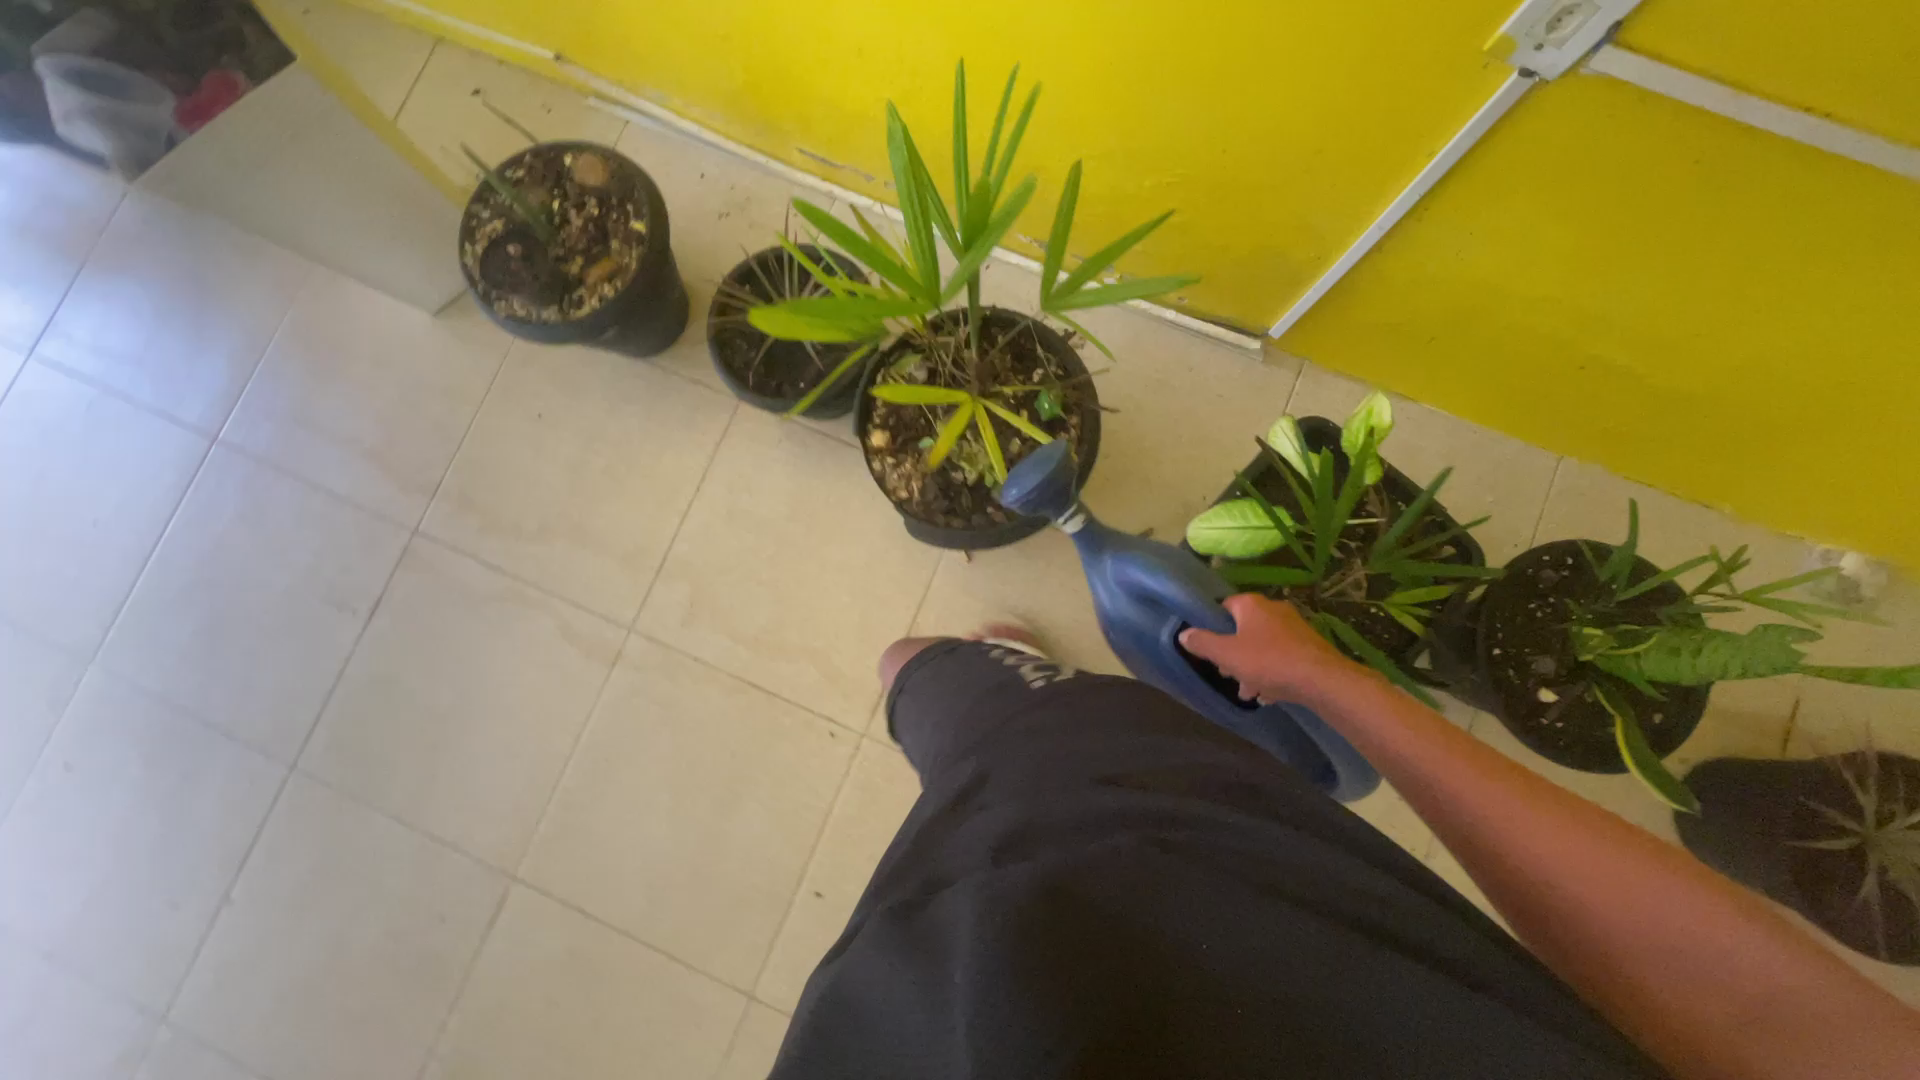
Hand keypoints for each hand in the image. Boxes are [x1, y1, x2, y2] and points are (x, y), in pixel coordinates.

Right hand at [1179, 594, 1364, 705]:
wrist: (1322, 680)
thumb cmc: (1268, 662)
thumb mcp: (1226, 655)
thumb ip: (1202, 643)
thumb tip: (1184, 634)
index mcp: (1251, 605)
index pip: (1224, 606)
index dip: (1213, 626)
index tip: (1208, 647)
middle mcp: (1274, 609)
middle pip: (1243, 628)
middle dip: (1233, 652)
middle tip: (1227, 674)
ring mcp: (1294, 628)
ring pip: (1263, 646)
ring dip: (1252, 667)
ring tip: (1247, 691)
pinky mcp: (1309, 646)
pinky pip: (1282, 657)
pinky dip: (1272, 672)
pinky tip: (1268, 694)